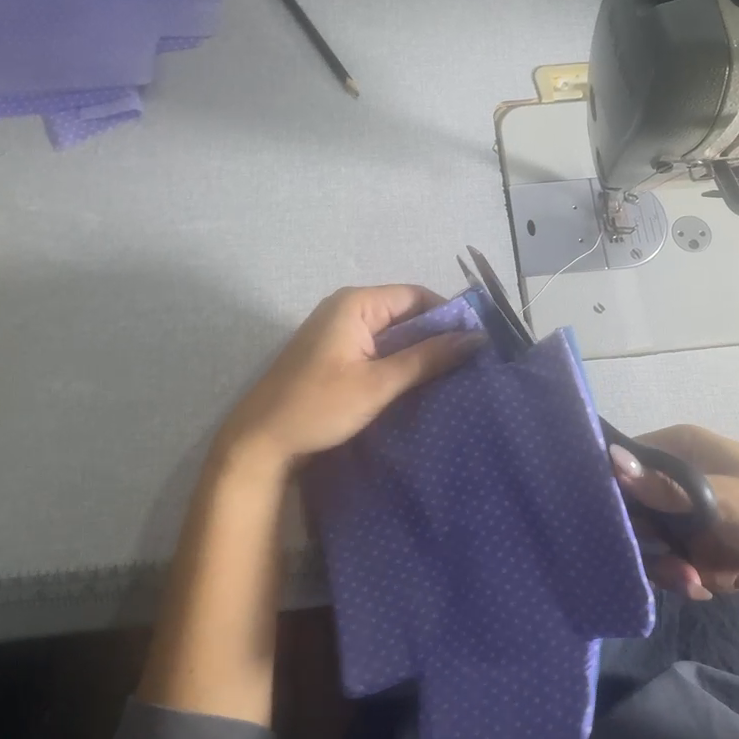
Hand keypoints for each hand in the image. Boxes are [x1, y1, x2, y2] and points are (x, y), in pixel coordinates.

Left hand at [217, 285, 482, 472]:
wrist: (260, 442)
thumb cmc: (318, 407)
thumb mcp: (379, 384)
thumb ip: (427, 358)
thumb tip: (475, 339)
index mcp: (356, 303)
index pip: (416, 296)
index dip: (448, 315)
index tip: (478, 343)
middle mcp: (347, 308)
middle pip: (405, 313)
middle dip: (436, 335)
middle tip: (471, 364)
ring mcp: (338, 331)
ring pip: (392, 333)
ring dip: (418, 352)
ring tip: (453, 375)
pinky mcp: (334, 355)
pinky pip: (377, 348)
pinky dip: (398, 362)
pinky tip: (419, 384)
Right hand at [612, 425, 738, 601]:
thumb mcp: (730, 502)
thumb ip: (670, 488)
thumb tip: (611, 461)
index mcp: (683, 447)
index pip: (624, 461)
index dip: (612, 493)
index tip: (612, 528)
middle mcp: (680, 475)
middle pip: (634, 508)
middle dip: (648, 544)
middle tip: (673, 568)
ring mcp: (693, 512)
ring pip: (654, 542)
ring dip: (671, 567)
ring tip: (698, 583)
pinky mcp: (705, 544)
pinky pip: (677, 562)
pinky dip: (690, 578)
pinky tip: (714, 586)